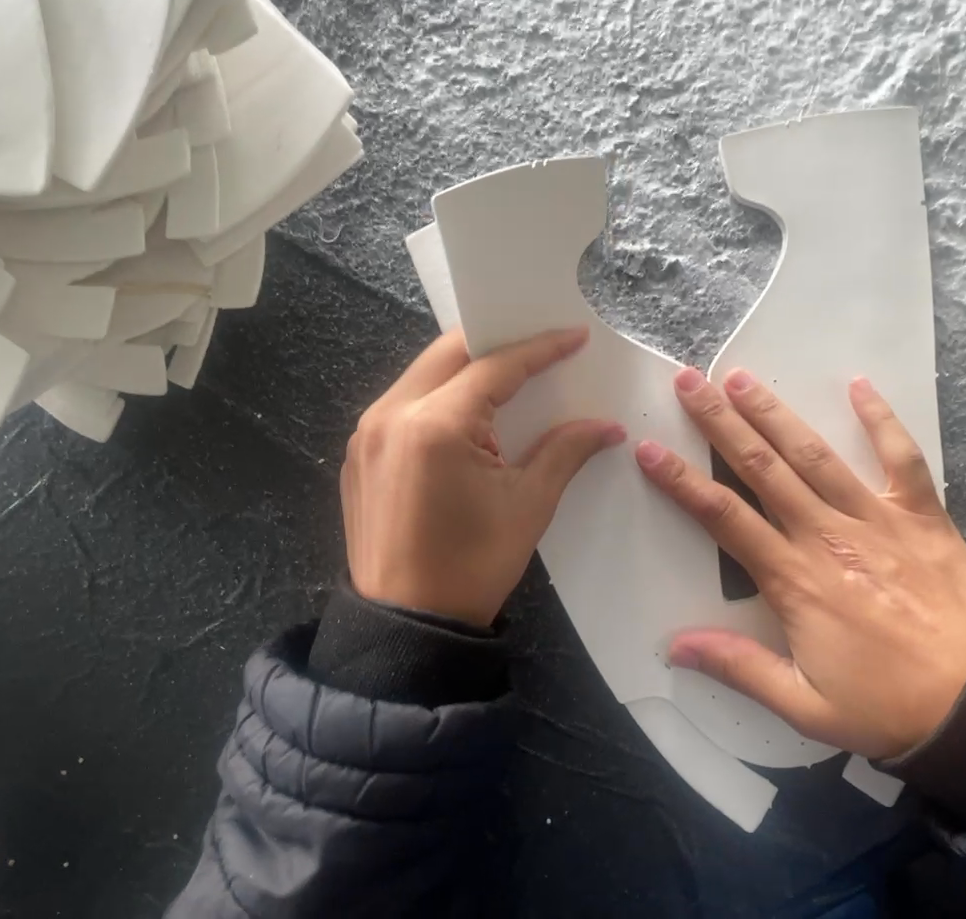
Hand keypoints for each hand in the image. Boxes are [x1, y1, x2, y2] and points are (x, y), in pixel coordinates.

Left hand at [342, 328, 625, 625]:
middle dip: (495, 344)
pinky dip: (437, 397)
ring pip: (422, 374)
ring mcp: (366, 434)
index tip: (573, 335)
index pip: (495, 367)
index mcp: (435, 425)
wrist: (406, 629)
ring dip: (464, 368)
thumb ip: (566, 451)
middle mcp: (390, 415)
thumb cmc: (473, 567)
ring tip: (506, 377)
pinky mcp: (358, 454)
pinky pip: (402, 404)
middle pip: (449, 354)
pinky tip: (465, 415)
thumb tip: (607, 426)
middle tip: (536, 347)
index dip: (539, 348)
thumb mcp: (528, 505)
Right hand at [635, 369, 965, 759]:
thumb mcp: (807, 708)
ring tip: (741, 377)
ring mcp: (878, 519)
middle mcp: (828, 536)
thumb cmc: (890, 707)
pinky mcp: (923, 515)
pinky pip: (902, 458)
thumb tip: (675, 646)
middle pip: (762, 469)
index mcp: (795, 580)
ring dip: (775, 413)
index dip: (682, 482)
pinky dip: (881, 420)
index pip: (723, 518)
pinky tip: (858, 385)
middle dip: (720, 423)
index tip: (650, 449)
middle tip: (689, 381)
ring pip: (815, 455)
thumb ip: (740, 669)